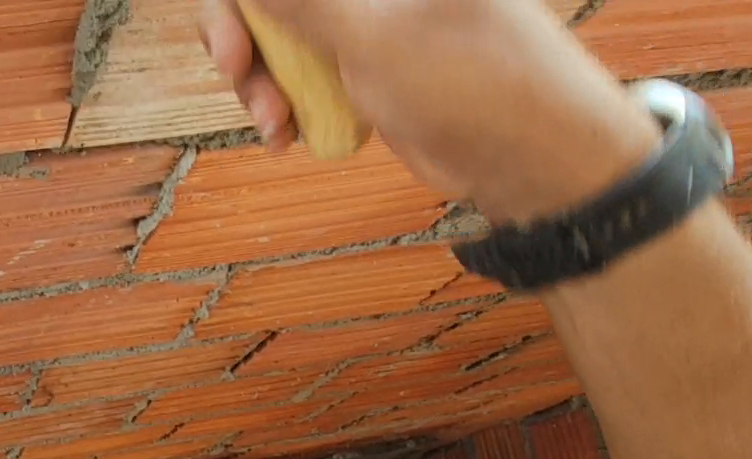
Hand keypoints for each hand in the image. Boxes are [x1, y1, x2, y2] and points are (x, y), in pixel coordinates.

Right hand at [196, 0, 661, 222]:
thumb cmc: (466, 80)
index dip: (238, 2)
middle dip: (246, 42)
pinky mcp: (363, 63)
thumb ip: (302, 1)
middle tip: (238, 79)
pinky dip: (285, 107)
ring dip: (261, 85)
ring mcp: (367, 18)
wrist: (520, 150)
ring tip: (274, 126)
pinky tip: (286, 137)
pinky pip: (302, 75)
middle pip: (273, 0)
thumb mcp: (371, 36)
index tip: (231, 49)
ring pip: (281, 39)